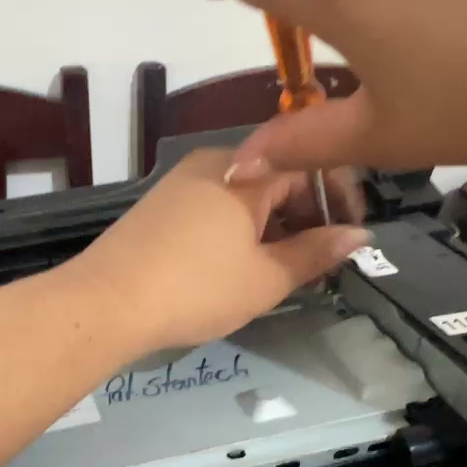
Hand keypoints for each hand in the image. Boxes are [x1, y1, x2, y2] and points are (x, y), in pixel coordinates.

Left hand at [68, 148, 368, 350]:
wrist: (105, 303)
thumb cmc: (195, 289)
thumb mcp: (265, 278)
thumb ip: (315, 254)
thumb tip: (360, 236)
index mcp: (245, 172)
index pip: (310, 167)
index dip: (338, 201)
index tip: (348, 239)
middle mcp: (213, 163)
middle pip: (275, 178)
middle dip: (305, 216)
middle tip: (316, 263)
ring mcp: (180, 182)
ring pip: (243, 195)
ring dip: (272, 226)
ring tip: (280, 270)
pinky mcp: (158, 206)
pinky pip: (214, 207)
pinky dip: (238, 230)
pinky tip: (237, 266)